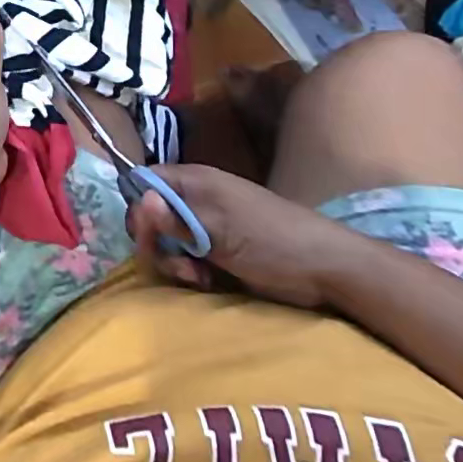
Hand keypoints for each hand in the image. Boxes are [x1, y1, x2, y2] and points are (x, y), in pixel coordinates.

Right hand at [126, 164, 359, 308]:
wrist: (322, 266)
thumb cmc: (271, 241)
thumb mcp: (220, 231)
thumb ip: (177, 218)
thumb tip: (140, 200)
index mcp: (197, 180)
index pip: (148, 184)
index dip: (141, 210)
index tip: (149, 240)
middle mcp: (198, 197)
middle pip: (154, 215)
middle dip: (159, 243)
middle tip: (180, 266)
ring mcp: (209, 223)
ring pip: (169, 239)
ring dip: (175, 261)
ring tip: (198, 277)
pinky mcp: (219, 247)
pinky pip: (188, 255)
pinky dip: (190, 270)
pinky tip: (207, 281)